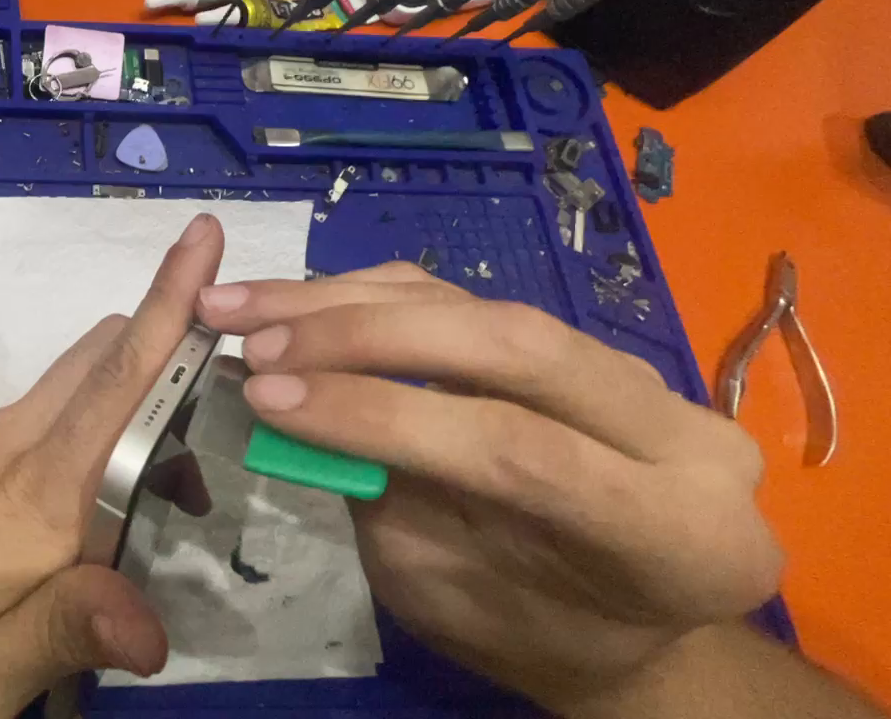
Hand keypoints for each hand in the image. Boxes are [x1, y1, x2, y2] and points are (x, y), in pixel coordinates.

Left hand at [0, 214, 225, 718]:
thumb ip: (65, 631)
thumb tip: (157, 628)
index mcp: (35, 496)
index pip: (123, 377)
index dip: (174, 302)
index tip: (208, 235)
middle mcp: (10, 446)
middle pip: (104, 359)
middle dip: (173, 360)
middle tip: (218, 439)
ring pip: (76, 390)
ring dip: (135, 414)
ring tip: (172, 500)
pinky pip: (42, 423)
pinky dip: (90, 441)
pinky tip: (86, 519)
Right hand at [196, 263, 783, 712]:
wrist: (592, 611)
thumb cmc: (512, 622)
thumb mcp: (433, 580)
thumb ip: (372, 487)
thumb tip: (276, 398)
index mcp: (676, 534)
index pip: (519, 449)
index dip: (378, 414)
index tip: (265, 399)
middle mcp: (674, 430)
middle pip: (508, 343)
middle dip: (360, 335)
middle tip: (255, 343)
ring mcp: (619, 368)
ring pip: (466, 300)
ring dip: (335, 300)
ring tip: (238, 306)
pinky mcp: (552, 330)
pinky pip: (445, 292)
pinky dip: (351, 293)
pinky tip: (284, 302)